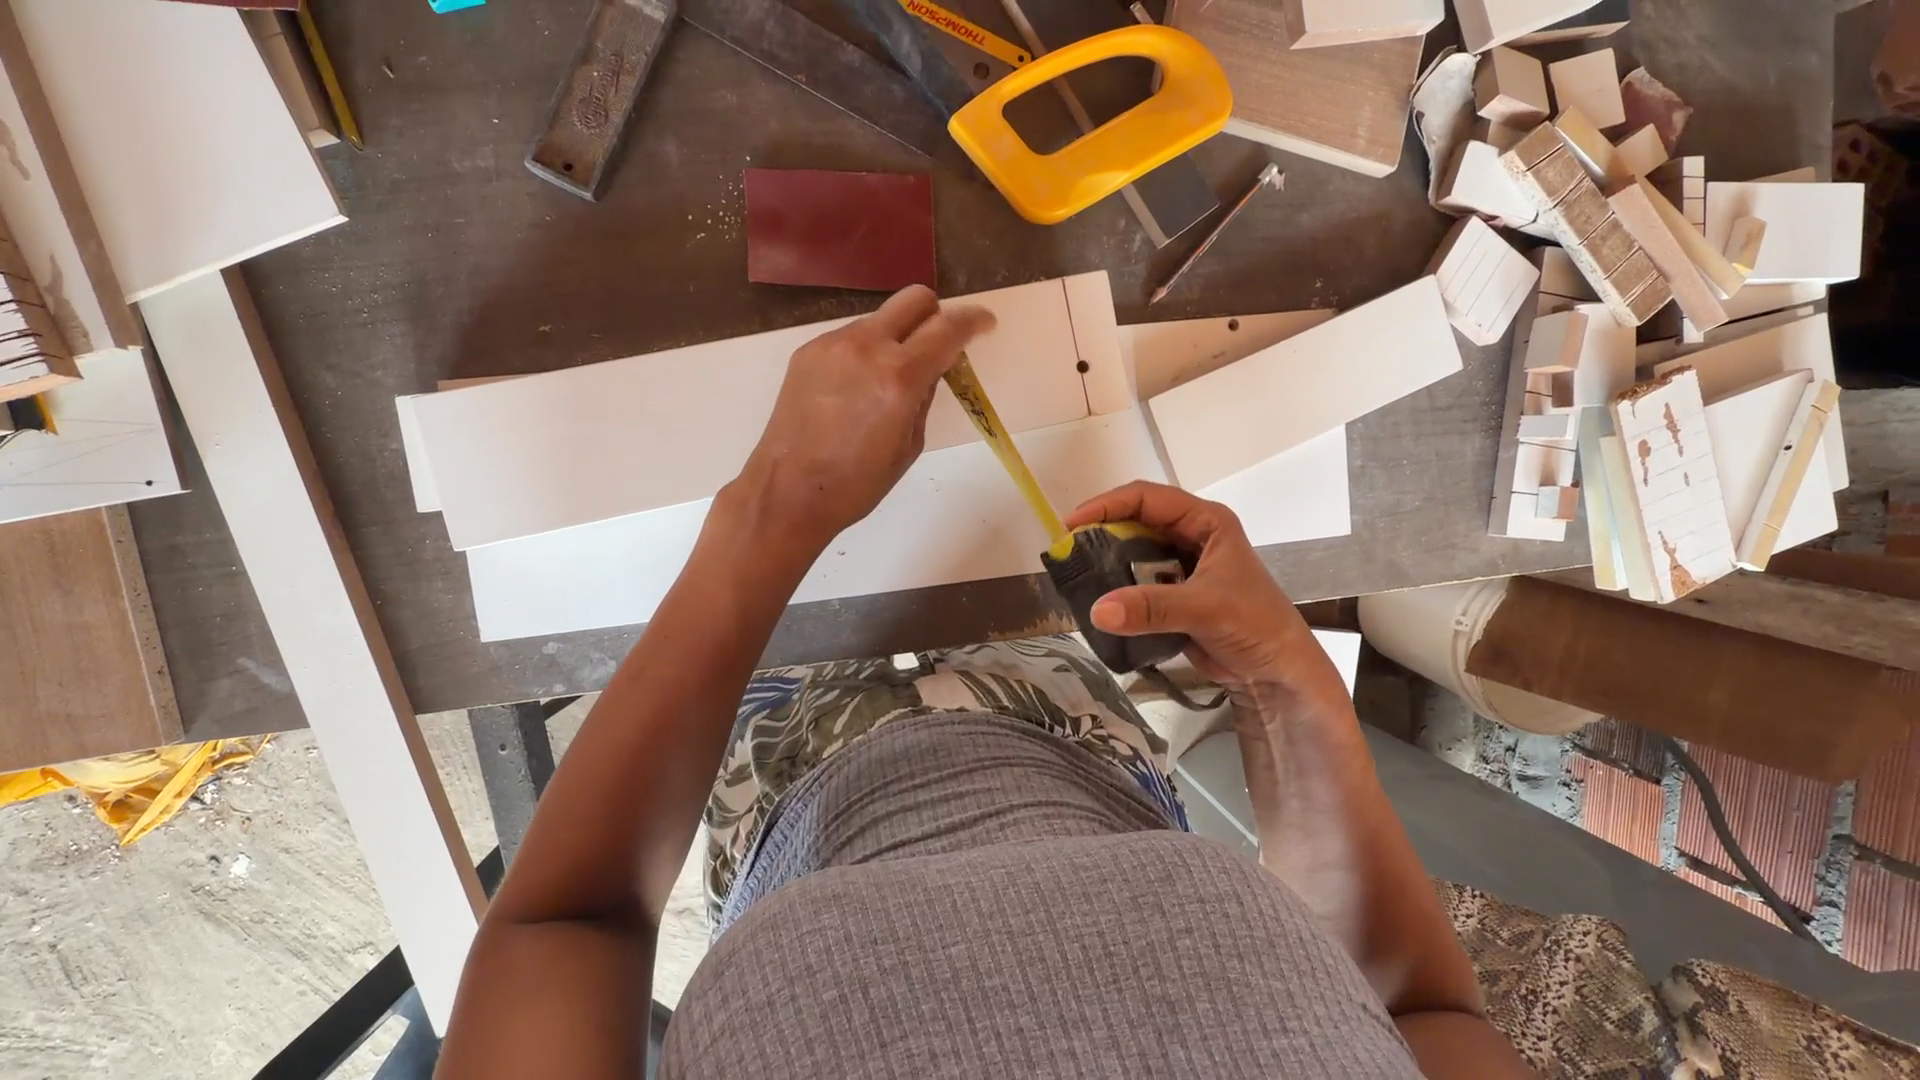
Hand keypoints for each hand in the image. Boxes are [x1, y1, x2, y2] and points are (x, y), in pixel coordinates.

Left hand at [730, 286, 994, 547]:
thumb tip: (932, 367)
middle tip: (940, 344)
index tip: (986, 323)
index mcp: (899, 377)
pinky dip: (866, 351)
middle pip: (914, 299)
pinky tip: (856, 389)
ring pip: (880, 319)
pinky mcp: (808, 351)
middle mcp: (866, 347)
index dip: (974, 321)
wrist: (789, 492)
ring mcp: (832, 344)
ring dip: (897, 336)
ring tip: (889, 380)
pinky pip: (851, 337)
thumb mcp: (909, 444)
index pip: (948, 328)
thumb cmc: (858, 483)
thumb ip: (925, 395)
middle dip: (936, 314)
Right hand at [1064, 482, 1344, 699]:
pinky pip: (1136, 584)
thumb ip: (1151, 607)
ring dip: (1107, 564)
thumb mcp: (1205, 608)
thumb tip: (1097, 609)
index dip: (1107, 506)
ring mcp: (1181, 567)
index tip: (1071, 524)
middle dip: (1101, 534)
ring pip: (1133, 554)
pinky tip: (1098, 601)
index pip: (1148, 499)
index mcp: (1206, 522)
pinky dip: (1117, 590)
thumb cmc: (1254, 624)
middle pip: (1136, 523)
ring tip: (1077, 577)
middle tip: (1069, 553)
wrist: (1277, 672)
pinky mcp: (1173, 595)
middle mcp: (1191, 537)